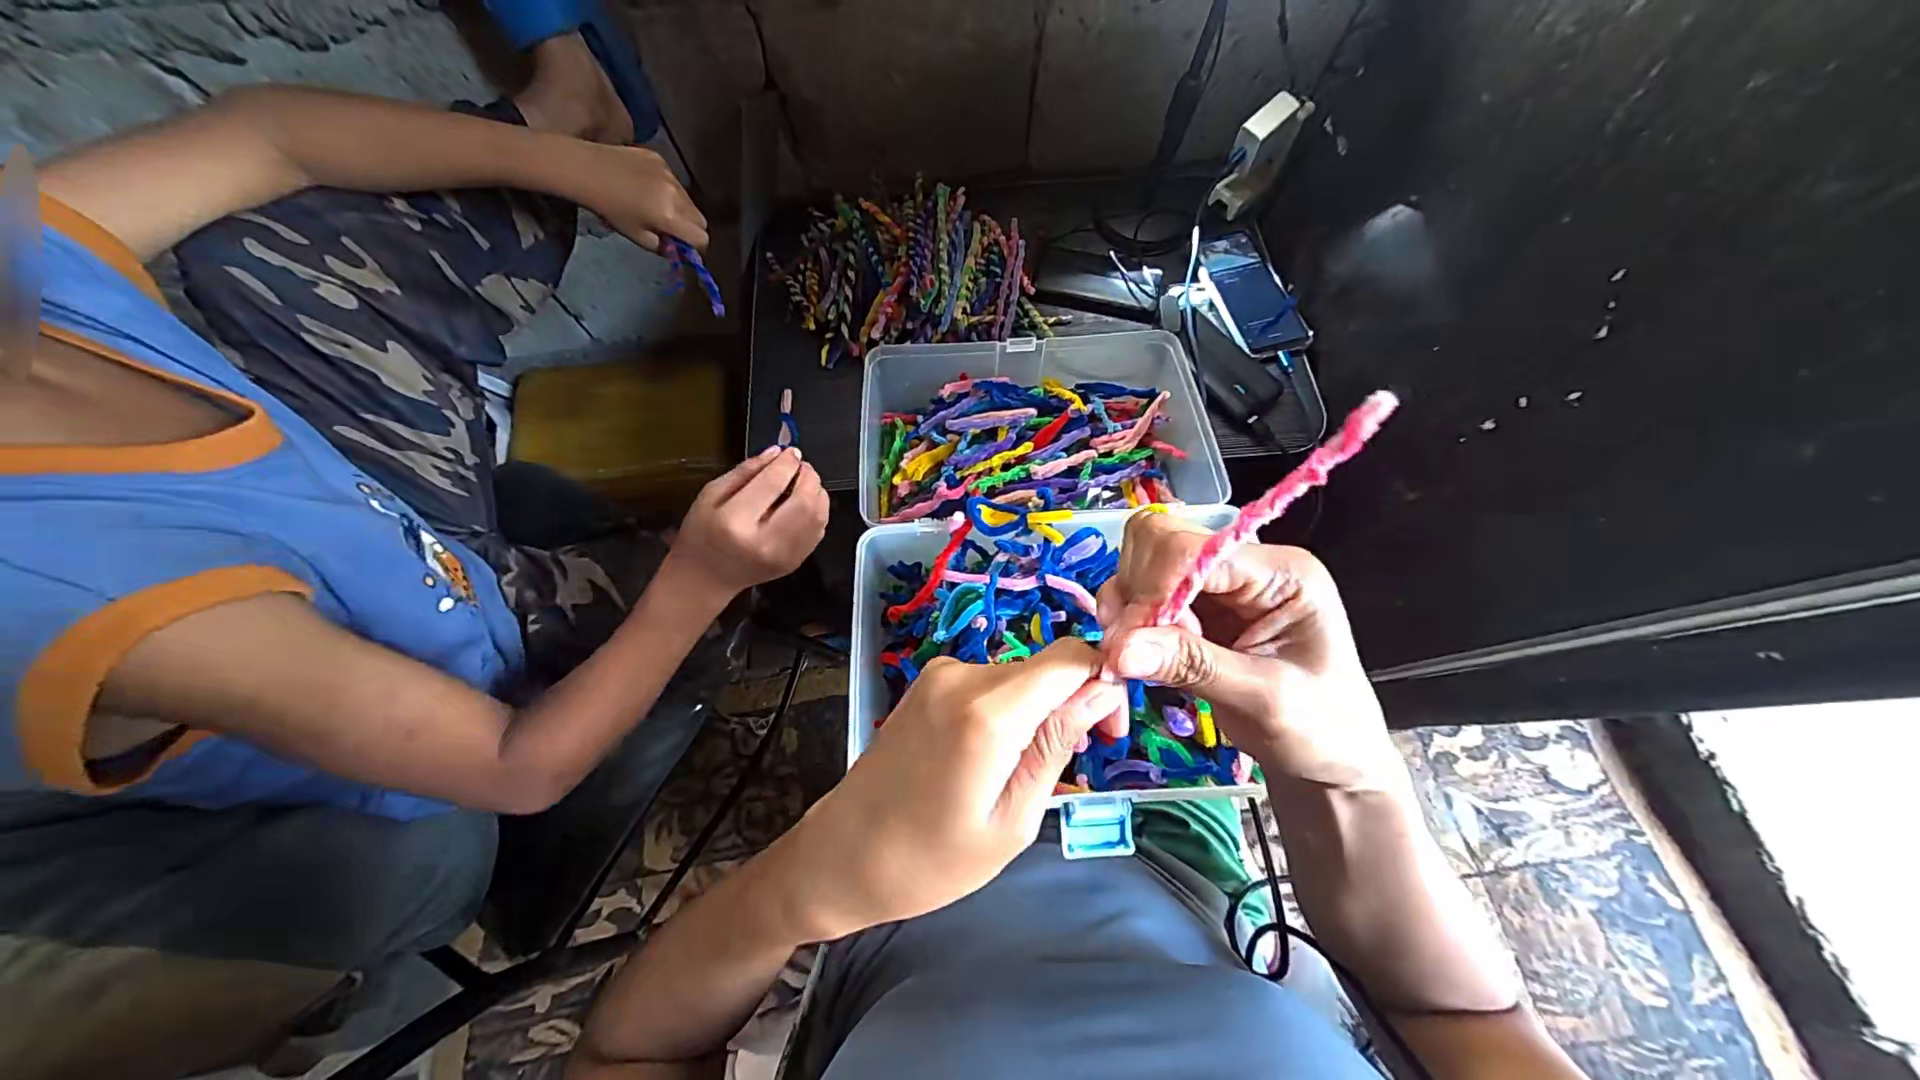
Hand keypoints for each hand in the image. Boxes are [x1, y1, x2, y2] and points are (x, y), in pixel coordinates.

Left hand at [568, 142, 708, 252]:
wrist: (584, 169)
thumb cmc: (608, 208)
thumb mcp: (637, 237)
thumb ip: (663, 246)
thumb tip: (676, 247)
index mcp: (669, 216)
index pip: (701, 238)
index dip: (695, 247)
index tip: (683, 246)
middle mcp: (676, 194)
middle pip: (700, 219)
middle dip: (691, 228)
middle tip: (672, 228)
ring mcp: (669, 173)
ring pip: (689, 200)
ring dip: (681, 208)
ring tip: (657, 205)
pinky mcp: (660, 159)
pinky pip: (675, 181)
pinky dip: (668, 189)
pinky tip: (647, 186)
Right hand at [666, 446, 826, 597]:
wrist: (706, 577)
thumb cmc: (702, 533)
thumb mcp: (711, 494)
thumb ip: (746, 471)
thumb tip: (777, 452)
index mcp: (736, 522)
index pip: (773, 483)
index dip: (787, 462)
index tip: (791, 452)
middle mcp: (765, 542)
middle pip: (805, 501)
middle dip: (809, 476)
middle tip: (801, 466)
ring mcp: (785, 556)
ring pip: (818, 516)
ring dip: (817, 492)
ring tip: (803, 483)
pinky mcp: (796, 562)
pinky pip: (819, 530)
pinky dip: (817, 510)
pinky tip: (804, 503)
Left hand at [772, 640, 1123, 940]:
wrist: (842, 855)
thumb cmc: (930, 860)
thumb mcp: (1012, 820)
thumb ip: (1057, 745)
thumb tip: (1101, 693)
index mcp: (987, 710)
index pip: (1071, 657)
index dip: (1104, 684)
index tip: (1108, 734)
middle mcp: (962, 675)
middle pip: (1046, 667)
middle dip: (1073, 703)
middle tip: (1073, 763)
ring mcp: (940, 674)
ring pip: (1021, 676)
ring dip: (1039, 711)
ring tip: (1022, 771)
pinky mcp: (928, 682)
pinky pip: (990, 684)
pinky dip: (1009, 710)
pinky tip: (993, 756)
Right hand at [1096, 511, 1401, 790]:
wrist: (1330, 760)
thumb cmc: (1319, 729)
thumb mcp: (1265, 700)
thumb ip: (1192, 666)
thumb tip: (1120, 649)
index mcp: (1280, 572)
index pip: (1193, 550)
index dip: (1152, 589)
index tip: (1128, 642)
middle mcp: (1242, 566)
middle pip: (1159, 540)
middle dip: (1136, 592)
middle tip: (1134, 649)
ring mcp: (1214, 585)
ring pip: (1140, 564)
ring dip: (1126, 608)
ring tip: (1140, 657)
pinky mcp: (1191, 608)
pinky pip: (1137, 596)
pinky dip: (1124, 623)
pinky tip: (1138, 657)